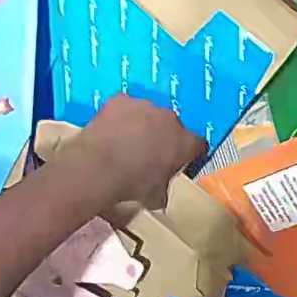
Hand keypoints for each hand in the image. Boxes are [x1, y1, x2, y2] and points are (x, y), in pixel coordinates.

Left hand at [64, 95, 206, 210]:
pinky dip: (120, 116)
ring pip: (148, 114)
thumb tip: (160, 197)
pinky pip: (124, 107)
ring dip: (142, 125)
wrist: (98, 169)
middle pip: (172, 125)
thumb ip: (164, 190)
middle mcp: (170, 118)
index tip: (178, 162)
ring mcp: (145, 105)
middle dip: (164, 137)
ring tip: (126, 142)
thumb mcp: (156, 197)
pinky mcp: (121, 99)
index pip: (197, 145)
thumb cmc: (133, 185)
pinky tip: (110, 131)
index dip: (188, 154)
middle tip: (149, 154)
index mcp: (185, 142)